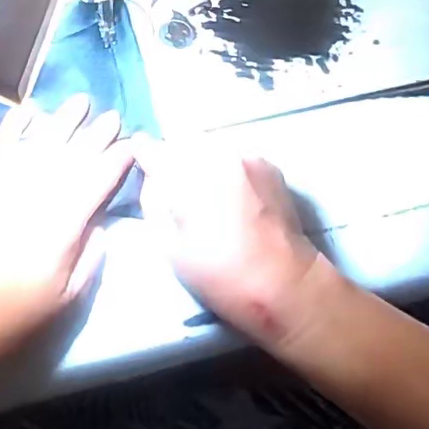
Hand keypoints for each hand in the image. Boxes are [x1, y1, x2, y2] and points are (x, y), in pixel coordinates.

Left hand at [0, 95, 136, 392]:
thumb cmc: (17, 313)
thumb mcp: (67, 296)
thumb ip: (89, 256)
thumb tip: (100, 222)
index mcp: (62, 226)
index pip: (97, 180)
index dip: (117, 159)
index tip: (132, 144)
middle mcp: (37, 196)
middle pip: (73, 155)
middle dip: (96, 134)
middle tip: (113, 116)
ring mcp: (7, 185)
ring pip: (41, 143)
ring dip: (62, 120)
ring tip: (80, 102)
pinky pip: (2, 146)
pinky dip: (15, 124)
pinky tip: (28, 108)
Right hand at [139, 143, 345, 352]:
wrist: (286, 286)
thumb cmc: (221, 274)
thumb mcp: (168, 244)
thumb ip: (152, 199)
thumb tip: (150, 174)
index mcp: (189, 174)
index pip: (150, 146)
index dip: (142, 155)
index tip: (142, 165)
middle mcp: (217, 152)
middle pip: (180, 142)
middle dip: (175, 162)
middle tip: (178, 192)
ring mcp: (246, 154)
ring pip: (208, 147)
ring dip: (201, 163)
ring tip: (208, 195)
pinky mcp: (267, 162)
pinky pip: (233, 156)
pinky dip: (226, 169)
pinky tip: (233, 196)